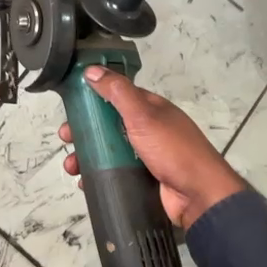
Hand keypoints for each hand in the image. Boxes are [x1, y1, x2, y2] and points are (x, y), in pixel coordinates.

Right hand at [59, 67, 246, 228]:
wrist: (200, 197)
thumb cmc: (173, 150)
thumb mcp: (143, 115)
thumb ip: (118, 92)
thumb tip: (92, 70)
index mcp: (150, 109)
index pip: (117, 95)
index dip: (92, 98)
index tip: (71, 105)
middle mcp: (148, 129)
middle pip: (108, 124)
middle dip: (84, 131)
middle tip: (66, 138)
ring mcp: (146, 155)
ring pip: (108, 150)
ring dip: (86, 156)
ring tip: (71, 166)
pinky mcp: (143, 178)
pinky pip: (114, 172)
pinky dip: (98, 174)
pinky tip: (84, 182)